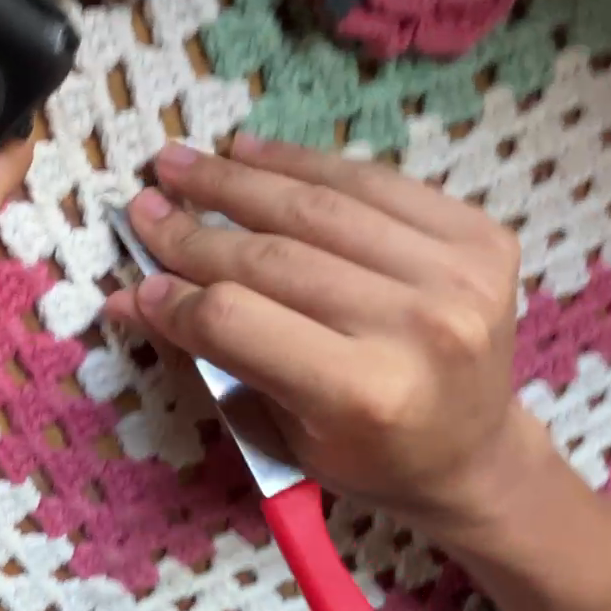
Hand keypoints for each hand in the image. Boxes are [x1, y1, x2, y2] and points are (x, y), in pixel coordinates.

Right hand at [106, 136, 610, 610]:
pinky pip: (373, 183)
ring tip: (181, 163)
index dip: (179, 298)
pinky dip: (302, 163)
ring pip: (319, 208)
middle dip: (193, 232)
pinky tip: (251, 152)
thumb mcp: (275, 427)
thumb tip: (130, 298)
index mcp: (361, 394)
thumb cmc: (362, 459)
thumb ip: (207, 355)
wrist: (471, 453)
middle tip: (144, 206)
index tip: (138, 280)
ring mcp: (457, 275)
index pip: (238, 322)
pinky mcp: (480, 237)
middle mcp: (416, 327)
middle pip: (273, 259)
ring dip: (237, 181)